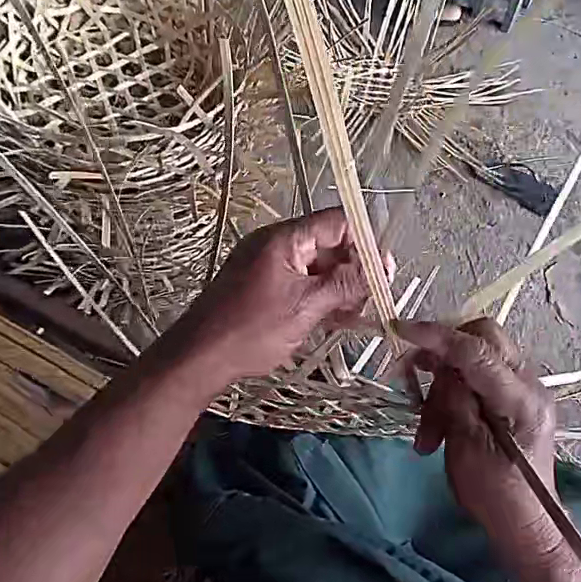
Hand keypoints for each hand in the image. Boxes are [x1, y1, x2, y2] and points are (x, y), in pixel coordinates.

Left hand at [155, 208, 375, 386]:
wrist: (198, 358)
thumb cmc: (251, 330)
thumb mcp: (306, 307)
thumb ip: (345, 284)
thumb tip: (380, 268)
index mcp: (285, 239)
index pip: (337, 223)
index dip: (364, 243)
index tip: (382, 272)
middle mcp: (277, 245)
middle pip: (329, 244)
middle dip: (354, 269)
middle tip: (372, 299)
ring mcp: (269, 266)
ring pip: (318, 267)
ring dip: (340, 287)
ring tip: (355, 315)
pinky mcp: (265, 286)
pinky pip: (302, 282)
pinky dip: (321, 297)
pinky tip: (336, 320)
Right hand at [398, 318, 559, 551]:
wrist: (527, 523)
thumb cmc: (496, 496)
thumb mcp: (466, 450)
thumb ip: (455, 399)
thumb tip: (442, 365)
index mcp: (521, 399)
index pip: (476, 350)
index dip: (437, 336)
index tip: (401, 329)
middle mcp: (530, 383)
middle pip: (482, 337)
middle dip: (443, 353)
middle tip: (415, 382)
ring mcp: (527, 387)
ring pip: (476, 356)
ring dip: (444, 385)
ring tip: (427, 431)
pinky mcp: (517, 395)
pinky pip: (481, 374)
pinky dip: (456, 391)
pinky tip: (440, 423)